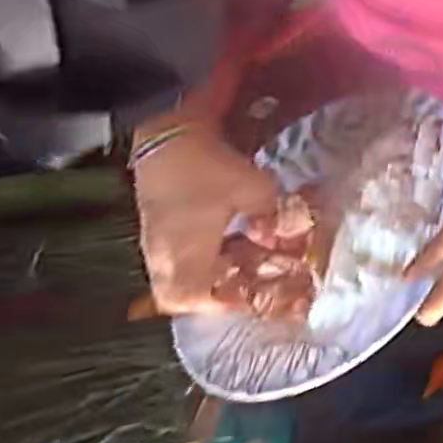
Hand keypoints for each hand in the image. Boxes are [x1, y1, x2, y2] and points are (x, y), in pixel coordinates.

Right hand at [132, 125, 279, 313]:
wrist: (167, 140)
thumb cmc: (209, 169)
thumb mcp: (253, 191)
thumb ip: (272, 217)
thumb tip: (284, 237)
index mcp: (184, 257)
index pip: (199, 300)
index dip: (233, 302)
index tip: (265, 295)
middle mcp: (164, 258)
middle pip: (188, 295)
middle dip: (225, 293)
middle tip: (260, 281)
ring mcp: (158, 245)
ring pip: (185, 277)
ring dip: (220, 274)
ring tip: (256, 262)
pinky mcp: (160, 229)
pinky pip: (182, 258)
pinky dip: (211, 257)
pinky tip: (239, 241)